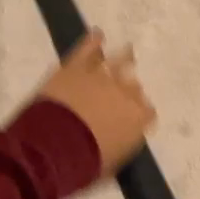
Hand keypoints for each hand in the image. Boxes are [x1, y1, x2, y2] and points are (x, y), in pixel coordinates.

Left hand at [34, 29, 156, 180]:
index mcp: (137, 119)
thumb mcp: (111, 164)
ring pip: (117, 61)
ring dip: (121, 57)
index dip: (136, 112)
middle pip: (132, 85)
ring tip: (126, 52)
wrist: (53, 148)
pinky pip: (87, 49)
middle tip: (117, 92)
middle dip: (126, 89)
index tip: (128, 117)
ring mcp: (100, 77)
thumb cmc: (84, 164)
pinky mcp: (75, 67)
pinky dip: (92, 41)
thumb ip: (121, 146)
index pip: (146, 111)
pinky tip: (97, 34)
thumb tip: (118, 141)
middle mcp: (124, 93)